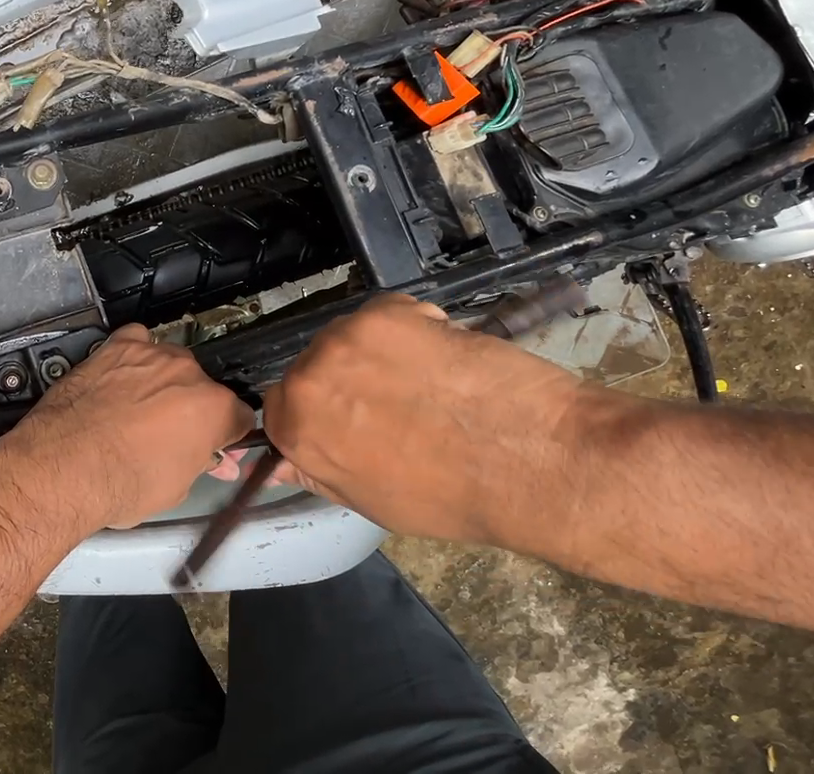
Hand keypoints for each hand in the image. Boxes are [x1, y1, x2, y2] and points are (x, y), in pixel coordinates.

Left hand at [0, 324, 253, 534]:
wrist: (64, 465)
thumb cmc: (120, 483)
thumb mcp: (177, 487)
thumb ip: (198, 462)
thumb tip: (206, 459)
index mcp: (215, 408)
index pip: (239, 416)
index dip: (226, 434)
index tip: (213, 445)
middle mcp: (187, 373)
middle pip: (202, 385)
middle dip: (191, 407)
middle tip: (169, 433)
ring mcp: (149, 355)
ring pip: (168, 363)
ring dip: (160, 382)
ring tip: (137, 409)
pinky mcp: (114, 348)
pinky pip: (134, 340)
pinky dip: (132, 355)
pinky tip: (122, 376)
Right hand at [265, 293, 589, 546]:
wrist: (535, 461)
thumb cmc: (456, 497)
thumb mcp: (371, 502)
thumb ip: (316, 473)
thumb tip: (279, 463)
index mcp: (296, 430)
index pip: (277, 406)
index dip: (316, 412)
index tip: (348, 419)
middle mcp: (306, 380)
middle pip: (313, 365)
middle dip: (346, 381)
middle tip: (396, 404)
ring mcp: (346, 341)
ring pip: (349, 338)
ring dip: (378, 352)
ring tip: (427, 382)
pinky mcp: (388, 313)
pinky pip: (389, 312)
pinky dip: (414, 327)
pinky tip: (445, 358)